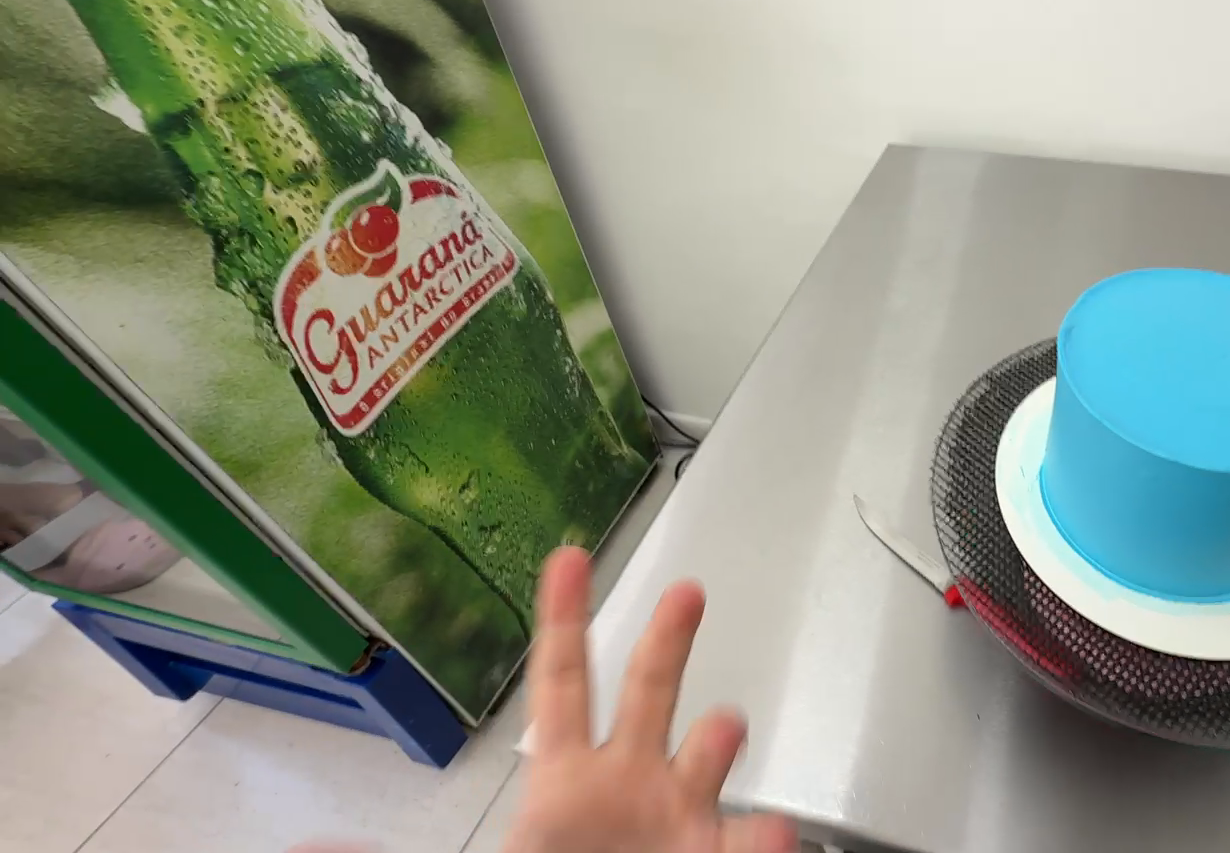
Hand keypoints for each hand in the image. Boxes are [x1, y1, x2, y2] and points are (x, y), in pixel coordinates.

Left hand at [505, 547, 795, 852]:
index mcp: (567, 784)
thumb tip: (309, 845)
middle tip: (685, 591)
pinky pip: (752, 842)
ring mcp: (683, 819)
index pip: (565, 685)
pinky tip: (768, 835)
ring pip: (710, 754)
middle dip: (667, 639)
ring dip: (718, 735)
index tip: (571, 557)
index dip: (565, 619)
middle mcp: (633, 783)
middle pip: (650, 690)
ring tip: (722, 728)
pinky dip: (762, 838)